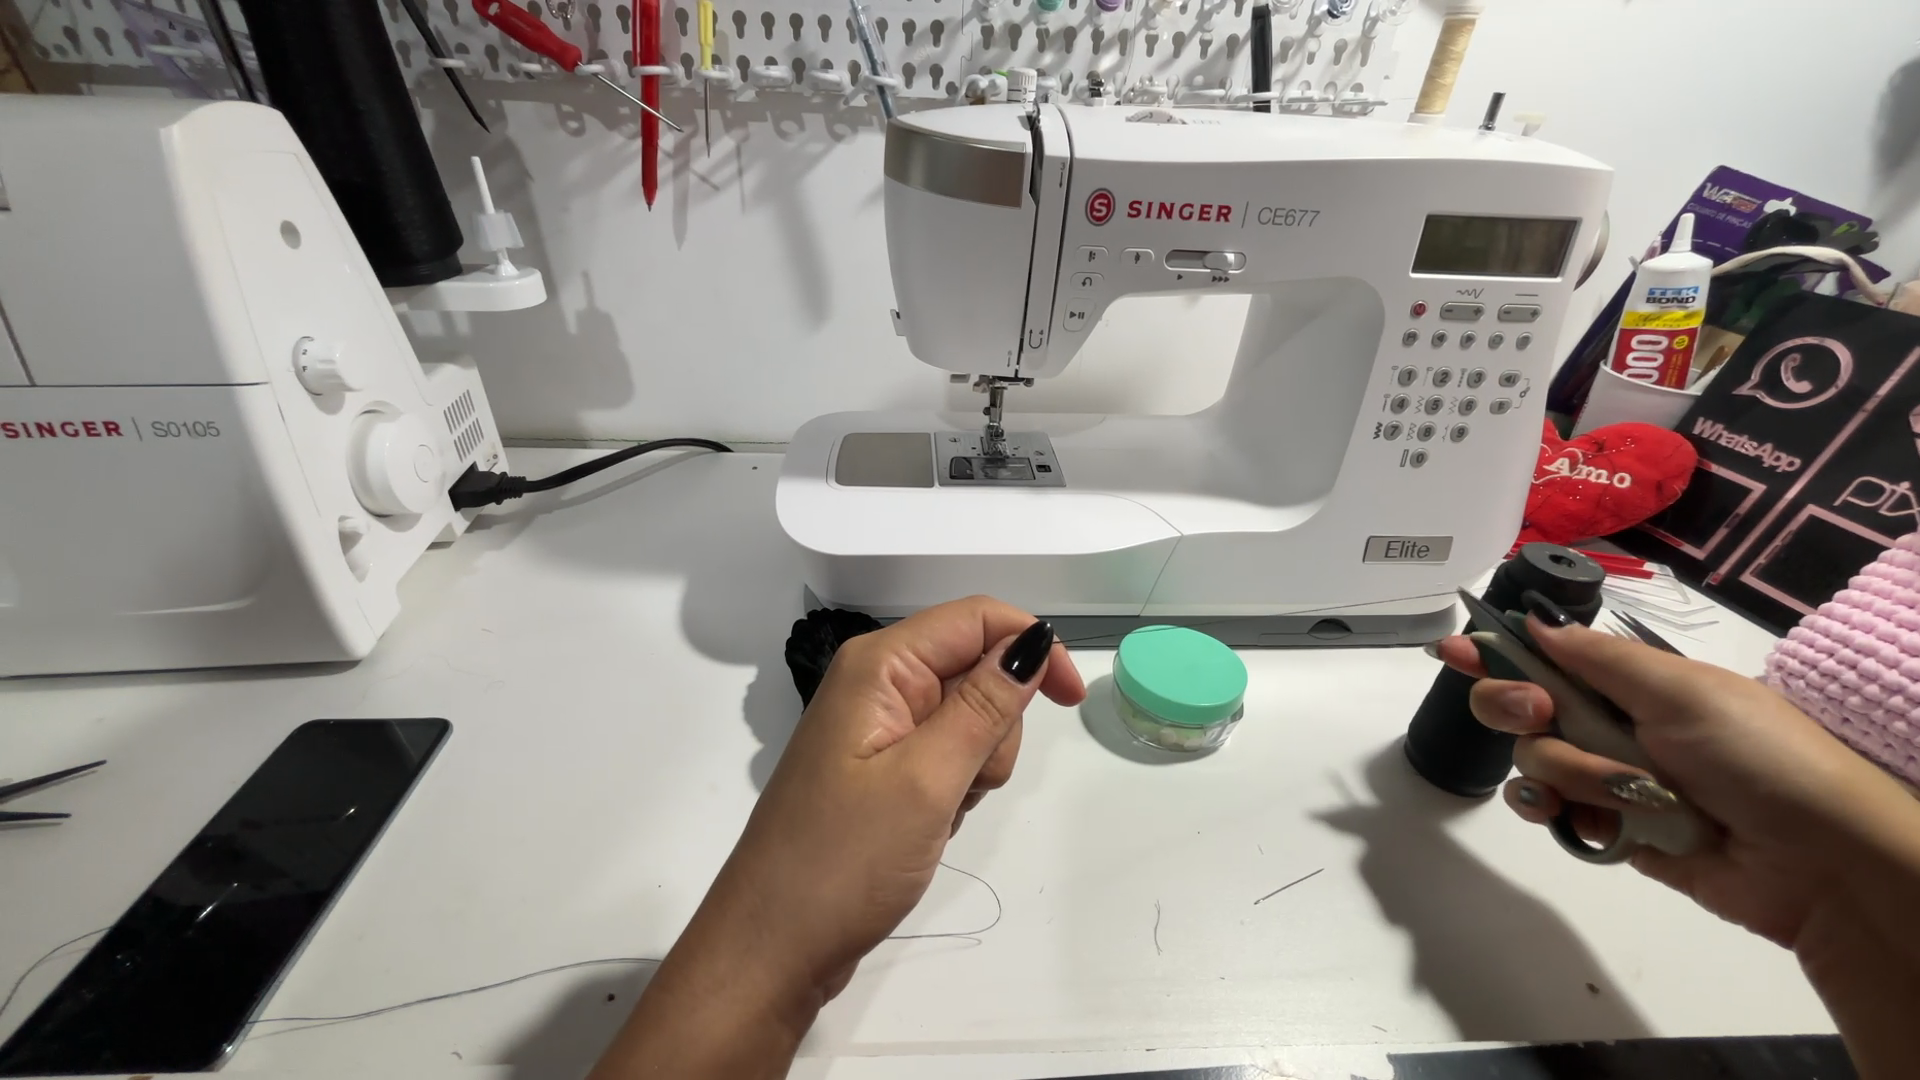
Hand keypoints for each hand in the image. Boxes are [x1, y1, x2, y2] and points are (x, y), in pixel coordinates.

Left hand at [708, 595, 1083, 998]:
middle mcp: (878, 682)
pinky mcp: (883, 765)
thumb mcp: (927, 779)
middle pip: (975, 667)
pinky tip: (935, 821)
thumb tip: (1034, 640)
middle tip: (966, 780)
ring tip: (943, 809)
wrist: (773, 948)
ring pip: (969, 714)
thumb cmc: (844, 861)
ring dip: (979, 760)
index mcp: (880, 665)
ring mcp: (879, 726)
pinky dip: (959, 783)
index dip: (1030, 645)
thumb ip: (985, 704)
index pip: (976, 618)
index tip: (1071, 699)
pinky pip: (947, 751)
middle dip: (996, 722)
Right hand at [1435, 617, 1919, 951]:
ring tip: (1624, 794)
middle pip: (1513, 707)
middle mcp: (1604, 726)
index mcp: (1625, 686)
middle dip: (1514, 709)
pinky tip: (1590, 823)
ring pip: (1529, 761)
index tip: (1451, 651)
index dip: (1491, 652)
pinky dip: (1560, 815)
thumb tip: (1533, 622)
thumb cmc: (1757, 757)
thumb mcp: (1683, 690)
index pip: (1539, 659)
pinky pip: (1545, 810)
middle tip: (1541, 716)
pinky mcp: (1601, 827)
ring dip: (1568, 774)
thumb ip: (1598, 657)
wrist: (1822, 864)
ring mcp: (1601, 778)